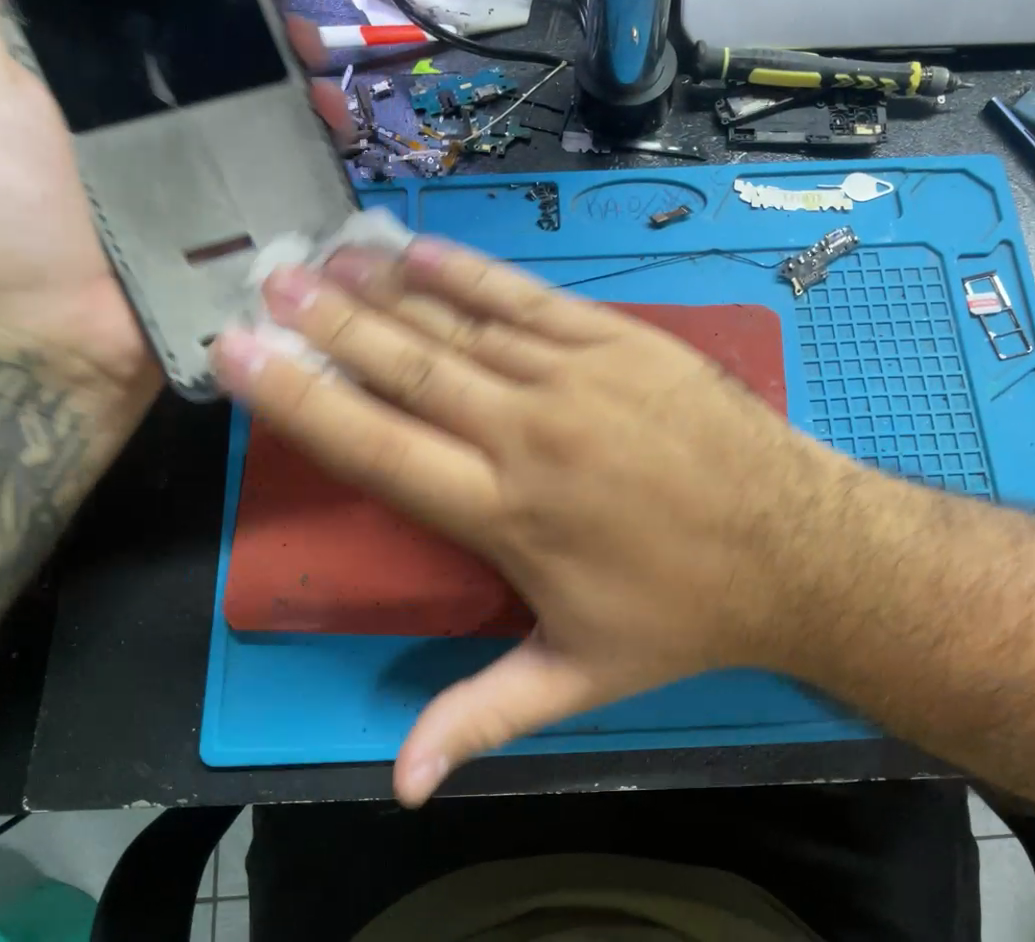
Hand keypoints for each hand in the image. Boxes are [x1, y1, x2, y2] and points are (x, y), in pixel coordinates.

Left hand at [0, 0, 351, 400]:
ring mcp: (211, 164)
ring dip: (300, 63)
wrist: (55, 342)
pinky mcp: (250, 213)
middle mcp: (156, 108)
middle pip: (224, 36)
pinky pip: (297, 164)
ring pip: (271, 94)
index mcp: (89, 66)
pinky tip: (331, 122)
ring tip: (313, 53)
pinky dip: (321, 138)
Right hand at [211, 242, 881, 804]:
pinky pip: (529, 299)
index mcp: (504, 513)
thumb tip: (399, 785)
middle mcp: (527, 432)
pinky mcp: (621, 340)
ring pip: (460, 322)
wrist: (797, 548)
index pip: (377, 448)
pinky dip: (468, 273)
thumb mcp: (579, 679)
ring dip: (385, 287)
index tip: (238, 353)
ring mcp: (577, 376)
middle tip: (264, 282)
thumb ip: (481, 716)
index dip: (299, 400)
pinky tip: (420, 250)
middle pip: (408, 369)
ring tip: (322, 254)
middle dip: (328, 324)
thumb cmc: (683, 616)